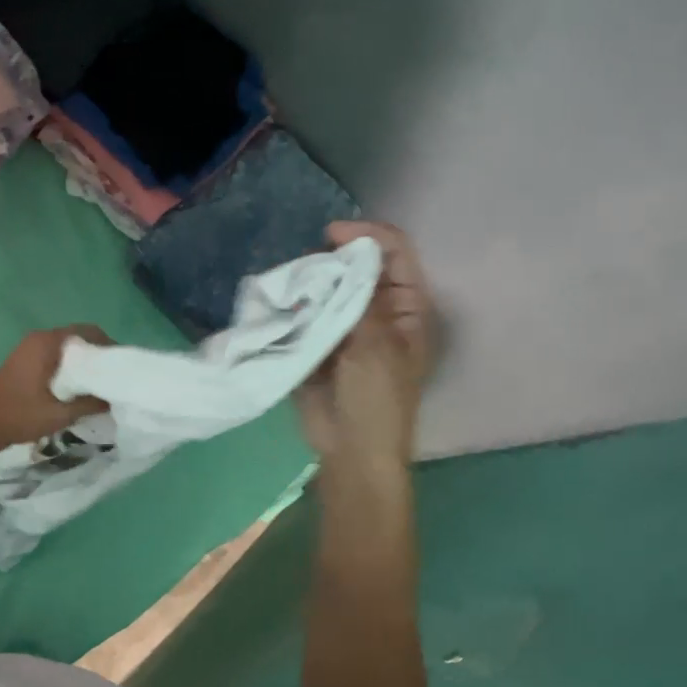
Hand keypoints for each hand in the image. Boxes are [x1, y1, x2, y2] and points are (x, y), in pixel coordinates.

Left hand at [0, 326, 111, 456]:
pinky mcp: (23, 359)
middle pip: (78, 337)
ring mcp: (28, 347)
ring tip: (99, 383)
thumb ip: (91, 403)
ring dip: (83, 360)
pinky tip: (77, 385)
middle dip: (98, 354)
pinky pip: (53, 354)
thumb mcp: (62, 413)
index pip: (89, 332)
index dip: (109, 346)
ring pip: (66, 347)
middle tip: (113, 377)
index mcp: (48, 343)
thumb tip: (114, 398)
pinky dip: (68, 365)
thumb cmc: (21, 416)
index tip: (122, 366)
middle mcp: (38, 338)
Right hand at [295, 222, 434, 470]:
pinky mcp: (317, 344)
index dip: (366, 236)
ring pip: (326, 289)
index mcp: (407, 307)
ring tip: (288, 289)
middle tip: (304, 270)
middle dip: (330, 260)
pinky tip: (279, 308)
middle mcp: (378, 310)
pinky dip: (292, 307)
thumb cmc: (377, 401)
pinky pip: (304, 314)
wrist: (351, 450)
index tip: (330, 235)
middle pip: (356, 266)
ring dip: (308, 284)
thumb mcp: (377, 348)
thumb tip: (345, 257)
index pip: (393, 252)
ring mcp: (346, 327)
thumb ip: (362, 300)